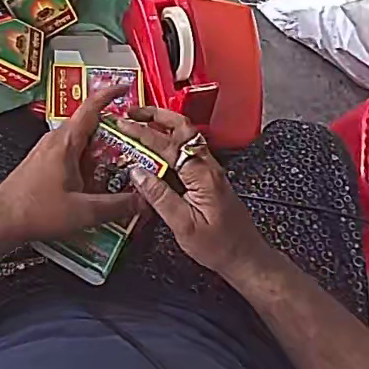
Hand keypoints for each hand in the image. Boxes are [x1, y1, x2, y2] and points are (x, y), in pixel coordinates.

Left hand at [0, 84, 142, 245]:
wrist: (1, 222)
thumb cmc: (34, 211)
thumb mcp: (84, 211)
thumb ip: (117, 206)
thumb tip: (142, 201)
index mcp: (65, 142)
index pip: (91, 107)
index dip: (110, 95)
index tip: (125, 88)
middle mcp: (54, 141)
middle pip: (90, 126)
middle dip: (113, 132)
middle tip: (134, 143)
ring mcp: (46, 152)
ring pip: (80, 142)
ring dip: (100, 150)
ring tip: (120, 166)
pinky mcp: (42, 165)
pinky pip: (70, 155)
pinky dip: (86, 162)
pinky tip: (95, 182)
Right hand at [120, 106, 274, 277]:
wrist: (245, 256)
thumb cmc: (218, 246)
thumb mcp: (184, 226)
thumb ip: (160, 197)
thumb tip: (137, 173)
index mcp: (202, 176)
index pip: (168, 144)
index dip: (143, 132)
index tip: (123, 124)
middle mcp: (208, 167)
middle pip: (183, 128)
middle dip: (156, 115)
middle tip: (132, 111)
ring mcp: (210, 170)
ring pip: (186, 136)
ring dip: (163, 124)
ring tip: (140, 121)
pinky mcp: (208, 177)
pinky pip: (187, 150)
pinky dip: (169, 140)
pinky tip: (155, 148)